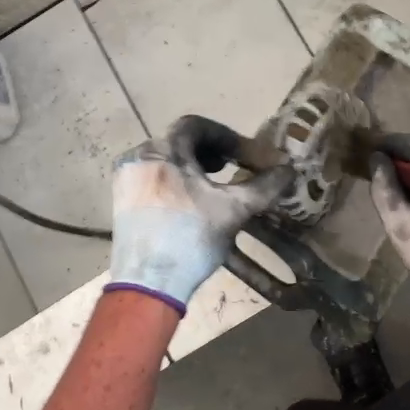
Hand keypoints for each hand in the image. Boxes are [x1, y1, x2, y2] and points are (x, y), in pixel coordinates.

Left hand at [108, 116, 293, 313]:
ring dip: (192, 166)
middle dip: (209, 152)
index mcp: (163, 151)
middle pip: (179, 142)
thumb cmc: (191, 238)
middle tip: (231, 167)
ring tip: (213, 185)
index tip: (243, 155)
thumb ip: (263, 186)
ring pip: (165, 160)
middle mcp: (139, 157)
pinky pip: (152, 178)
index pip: (196, 125)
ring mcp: (126, 180)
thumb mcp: (234, 209)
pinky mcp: (121, 201)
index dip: (225, 136)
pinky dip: (174, 181)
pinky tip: (190, 203)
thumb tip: (289, 170)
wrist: (148, 283)